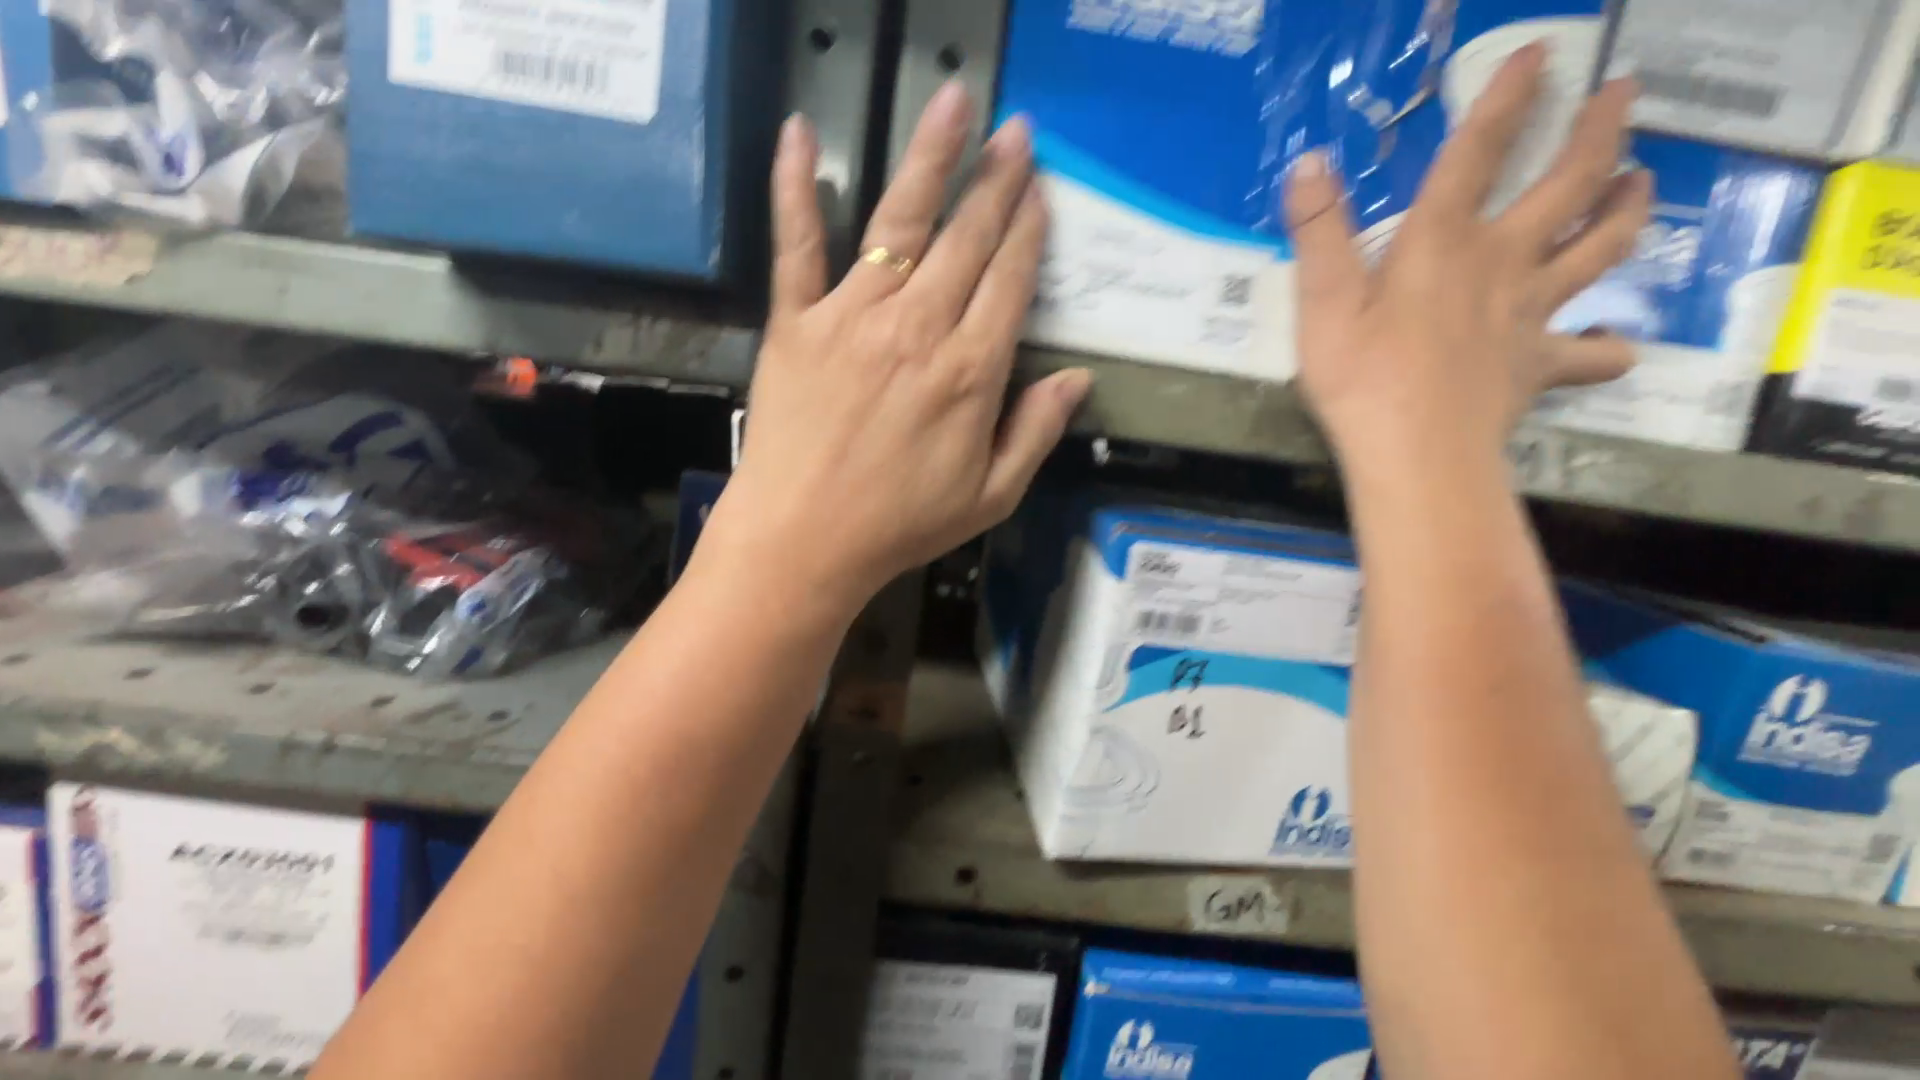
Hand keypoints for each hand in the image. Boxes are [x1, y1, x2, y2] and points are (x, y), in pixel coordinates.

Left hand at [708, 83, 1090, 611]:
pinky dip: (794, 188)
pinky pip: (796, 246)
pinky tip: (798, 134)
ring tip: (954, 102)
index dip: (1029, 231)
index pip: (1010, 282)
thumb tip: (1078, 378)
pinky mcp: (795, 322)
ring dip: (931, 160)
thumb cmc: (901, 525)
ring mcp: (853, 318)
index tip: (1041, 191)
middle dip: (996, 181)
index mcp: (971, 372)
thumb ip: (1036, 432)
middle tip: (1016, 131)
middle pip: (968, 241)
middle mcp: (919, 329)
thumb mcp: (990, 496)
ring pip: (900, 225)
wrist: (803, 540)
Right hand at [1287, 44, 1649, 473]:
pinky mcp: (1540, 365)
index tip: (1540, 53)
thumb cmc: (1362, 379)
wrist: (1417, 455)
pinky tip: (1612, 342)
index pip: (1479, 152)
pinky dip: (1609, 346)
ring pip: (1601, 250)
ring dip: (1628, 210)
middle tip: (1623, 94)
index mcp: (1443, 242)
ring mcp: (1531, 314)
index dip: (1509, 97)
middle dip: (1600, 132)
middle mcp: (1501, 262)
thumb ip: (1318, 232)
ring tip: (1642, 183)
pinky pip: (1592, 353)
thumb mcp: (1321, 303)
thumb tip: (1310, 162)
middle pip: (1569, 185)